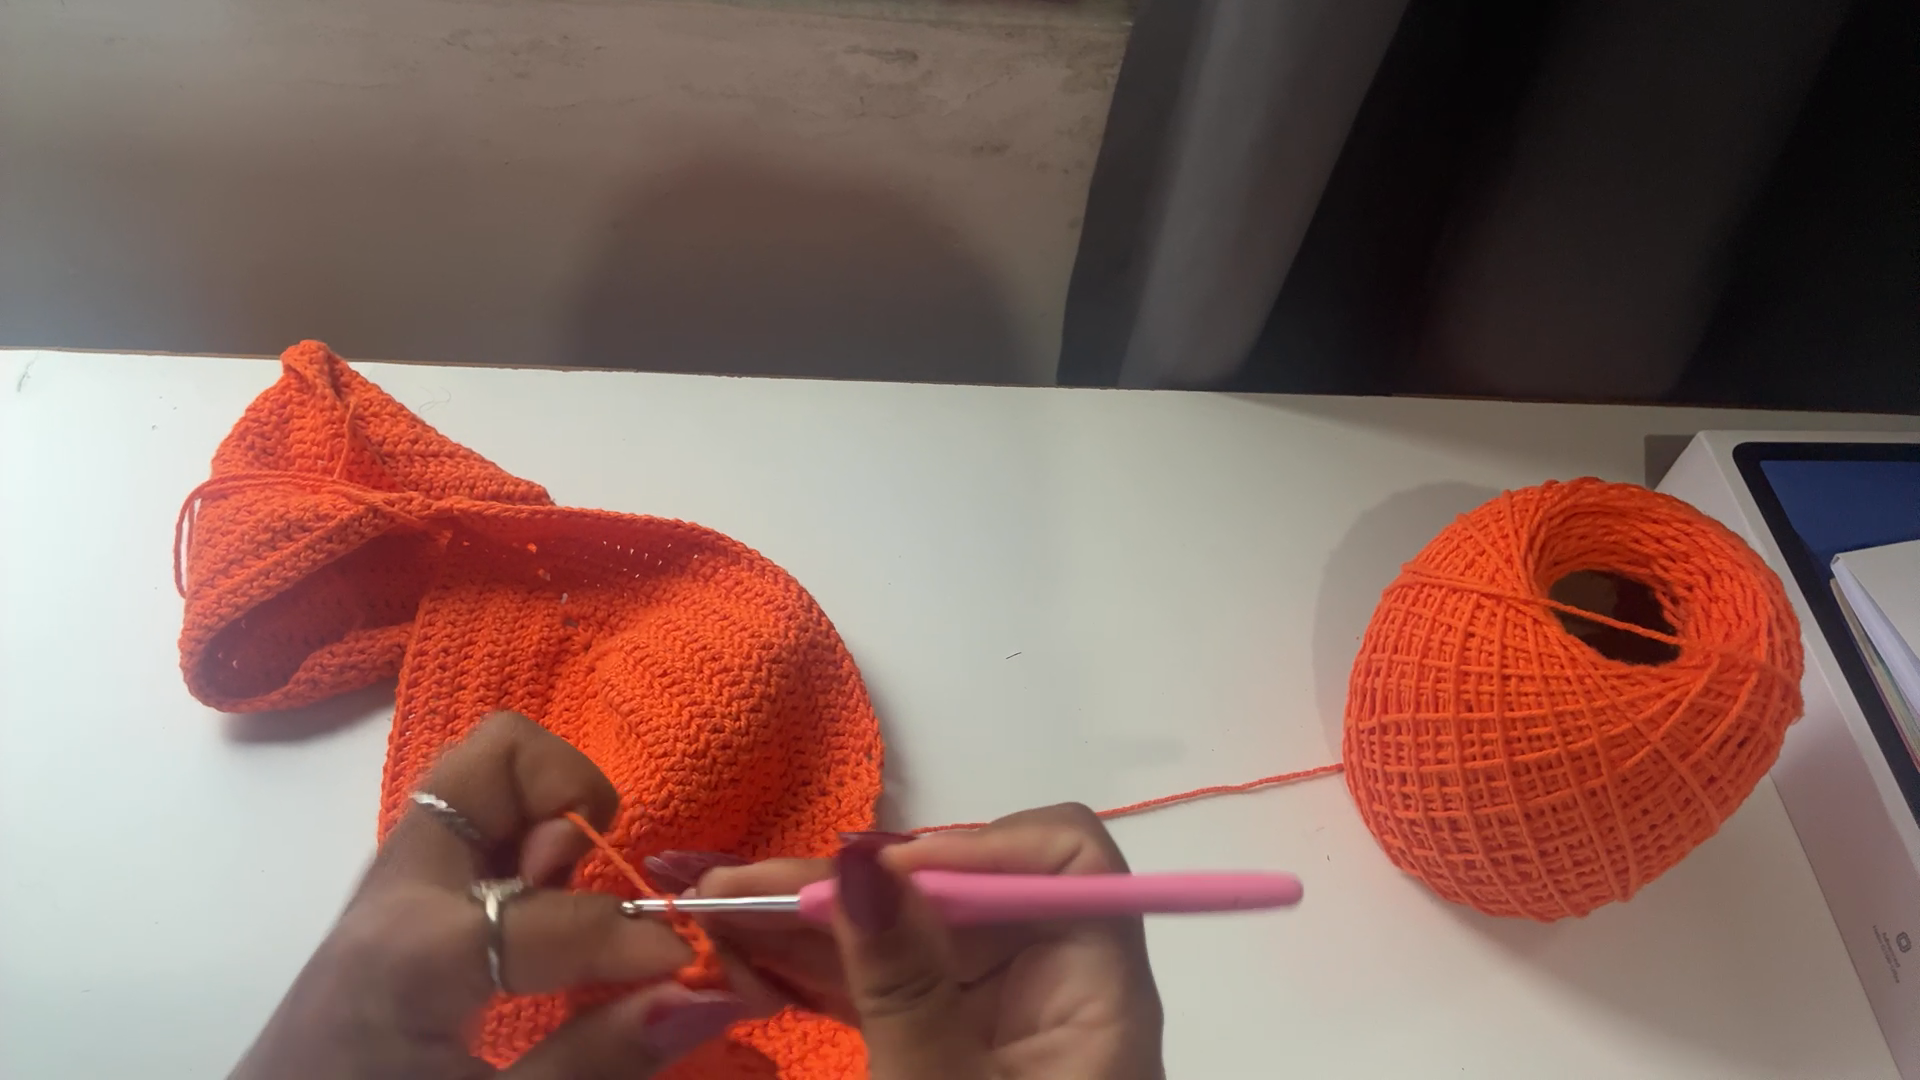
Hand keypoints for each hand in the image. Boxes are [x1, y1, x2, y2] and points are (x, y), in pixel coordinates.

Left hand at [231, 712, 747, 1079]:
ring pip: (489, 767)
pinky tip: (540, 903)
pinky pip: (484, 809)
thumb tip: (716, 991)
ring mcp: (394, 880)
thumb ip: (602, 1059)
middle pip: (496, 752)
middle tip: (580, 879)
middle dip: (570, 796)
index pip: (557, 911)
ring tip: (560, 892)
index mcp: (409, 956)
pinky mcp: (404, 889)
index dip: (639, 939)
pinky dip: (533, 827)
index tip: (677, 965)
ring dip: (553, 809)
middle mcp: (396, 890)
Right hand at [688, 804, 1165, 1078]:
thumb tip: (856, 857)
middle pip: (958, 882)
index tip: (884, 875)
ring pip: (905, 924)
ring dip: (812, 918)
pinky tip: (746, 953)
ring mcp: (990, 998)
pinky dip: (818, 965)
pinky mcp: (944, 1025)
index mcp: (1091, 983)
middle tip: (734, 888)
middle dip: (849, 882)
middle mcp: (1045, 971)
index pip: (1066, 858)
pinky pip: (883, 972)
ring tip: (714, 911)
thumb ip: (903, 983)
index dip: (982, 844)